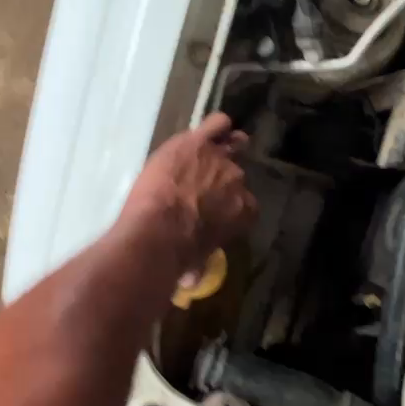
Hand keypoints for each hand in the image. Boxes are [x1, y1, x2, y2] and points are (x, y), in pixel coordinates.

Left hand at [121, 114, 257, 273]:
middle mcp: (239, 181)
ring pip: (230, 142)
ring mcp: (220, 159)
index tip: (216, 208)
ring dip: (222, 145)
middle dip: (221, 177)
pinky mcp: (198, 143)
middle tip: (203, 181)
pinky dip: (216, 125)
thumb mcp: (197, 262)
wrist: (159, 231)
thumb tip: (190, 280)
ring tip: (209, 148)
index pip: (245, 202)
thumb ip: (200, 261)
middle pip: (235, 173)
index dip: (230, 204)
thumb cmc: (179, 254)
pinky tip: (211, 127)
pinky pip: (217, 124)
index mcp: (245, 211)